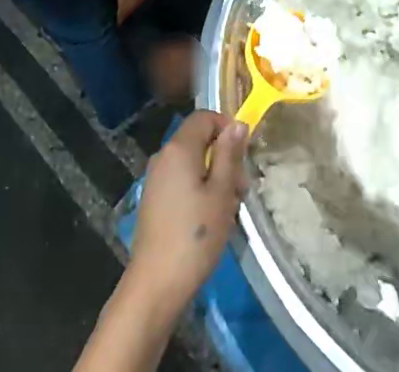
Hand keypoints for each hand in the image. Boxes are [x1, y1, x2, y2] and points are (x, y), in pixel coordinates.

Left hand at [124, 111, 248, 311]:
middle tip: (240, 190)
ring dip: (214, 176)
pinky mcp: (154, 198)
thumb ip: (229, 155)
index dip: (227, 128)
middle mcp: (163, 155)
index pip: (204, 117)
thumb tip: (237, 124)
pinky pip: (181, 179)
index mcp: (178, 148)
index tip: (244, 156)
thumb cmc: (196, 235)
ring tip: (228, 208)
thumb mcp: (221, 193)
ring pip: (192, 162)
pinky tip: (210, 217)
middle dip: (223, 157)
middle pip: (198, 140)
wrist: (157, 281)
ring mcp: (155, 177)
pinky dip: (199, 189)